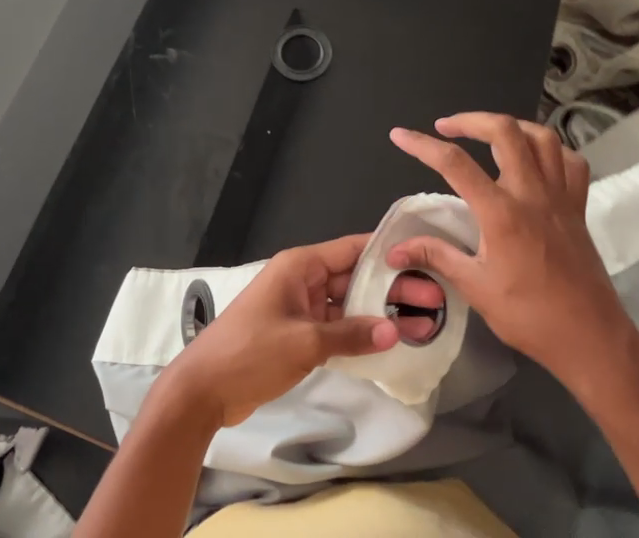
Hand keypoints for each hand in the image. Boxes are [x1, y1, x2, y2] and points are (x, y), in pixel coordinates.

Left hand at [159, 233, 436, 426]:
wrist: (203, 390)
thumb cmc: (250, 353)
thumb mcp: (305, 343)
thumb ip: (351, 335)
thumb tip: (394, 331)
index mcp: (300, 266)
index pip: (352, 248)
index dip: (388, 253)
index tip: (424, 257)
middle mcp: (302, 280)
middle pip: (354, 277)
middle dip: (391, 289)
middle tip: (434, 302)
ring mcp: (300, 307)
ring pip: (348, 303)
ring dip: (379, 314)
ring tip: (421, 325)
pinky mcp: (298, 334)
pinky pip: (336, 326)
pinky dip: (360, 333)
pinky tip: (388, 344)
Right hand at [387, 112, 638, 380]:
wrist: (591, 338)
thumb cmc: (530, 317)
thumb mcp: (476, 289)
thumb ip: (437, 257)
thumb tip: (396, 248)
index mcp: (502, 213)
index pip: (455, 164)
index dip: (422, 145)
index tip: (400, 136)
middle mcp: (532, 194)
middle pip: (504, 131)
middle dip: (470, 120)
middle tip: (446, 127)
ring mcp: (561, 198)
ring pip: (542, 138)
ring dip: (511, 126)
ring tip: (488, 133)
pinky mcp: (579, 208)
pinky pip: (570, 162)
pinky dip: (551, 150)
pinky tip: (535, 159)